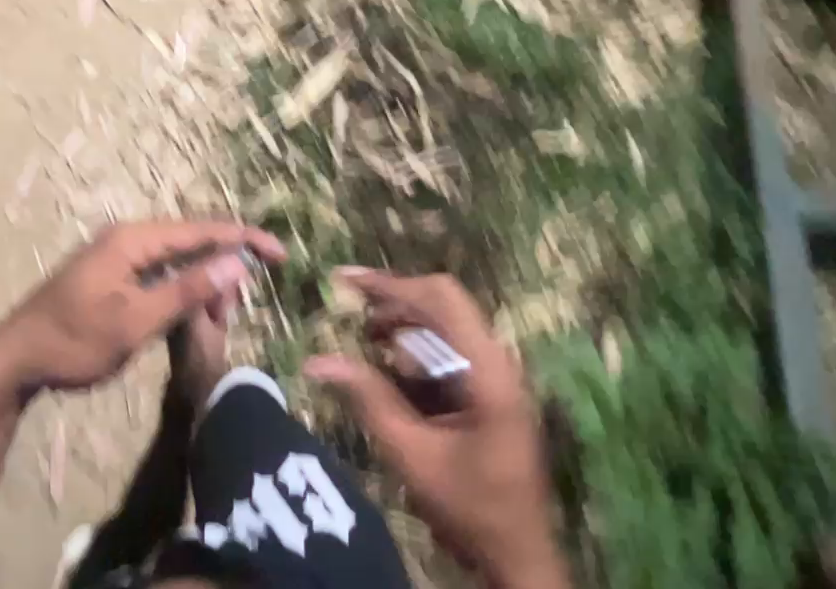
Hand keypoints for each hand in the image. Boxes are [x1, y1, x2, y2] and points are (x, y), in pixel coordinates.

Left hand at [0, 221, 285, 396]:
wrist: (14, 361)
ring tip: (215, 321)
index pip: (201, 230)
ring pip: (175, 261)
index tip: (281, 255)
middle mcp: (127, 238)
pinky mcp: (110, 276)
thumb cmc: (73, 341)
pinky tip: (188, 315)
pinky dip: (179, 292)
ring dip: (201, 285)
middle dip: (221, 271)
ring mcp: (116, 256)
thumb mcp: (135, 322)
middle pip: (191, 243)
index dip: (244, 240)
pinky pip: (158, 274)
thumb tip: (236, 263)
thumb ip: (185, 290)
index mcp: (133, 239)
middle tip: (233, 314)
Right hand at [304, 269, 567, 588]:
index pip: (440, 300)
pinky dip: (416, 344)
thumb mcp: (412, 454)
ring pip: (446, 322)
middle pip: (443, 303)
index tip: (344, 280)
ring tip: (367, 339)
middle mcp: (497, 361)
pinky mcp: (489, 387)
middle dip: (393, 301)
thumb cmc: (469, 507)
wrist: (518, 556)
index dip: (391, 285)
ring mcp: (497, 373)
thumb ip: (369, 400)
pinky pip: (450, 346)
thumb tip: (317, 362)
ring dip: (403, 322)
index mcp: (488, 370)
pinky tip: (390, 363)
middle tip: (352, 313)